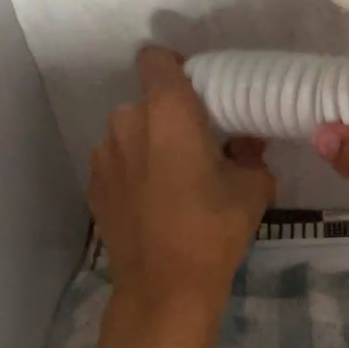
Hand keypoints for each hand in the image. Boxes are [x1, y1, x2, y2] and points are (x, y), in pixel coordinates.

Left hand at [90, 47, 274, 309]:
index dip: (177, 69)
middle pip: (148, 103)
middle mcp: (127, 122)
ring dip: (151, 148)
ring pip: (131, 136)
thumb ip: (252, 154)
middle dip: (172, 119)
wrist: (166, 289)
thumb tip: (247, 143)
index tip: (200, 95)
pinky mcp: (94, 187)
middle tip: (201, 149)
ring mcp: (104, 156)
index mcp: (167, 111)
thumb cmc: (214, 229)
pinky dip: (136, 175)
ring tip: (177, 184)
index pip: (157, 59)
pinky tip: (157, 207)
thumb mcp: (254, 188)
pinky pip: (119, 165)